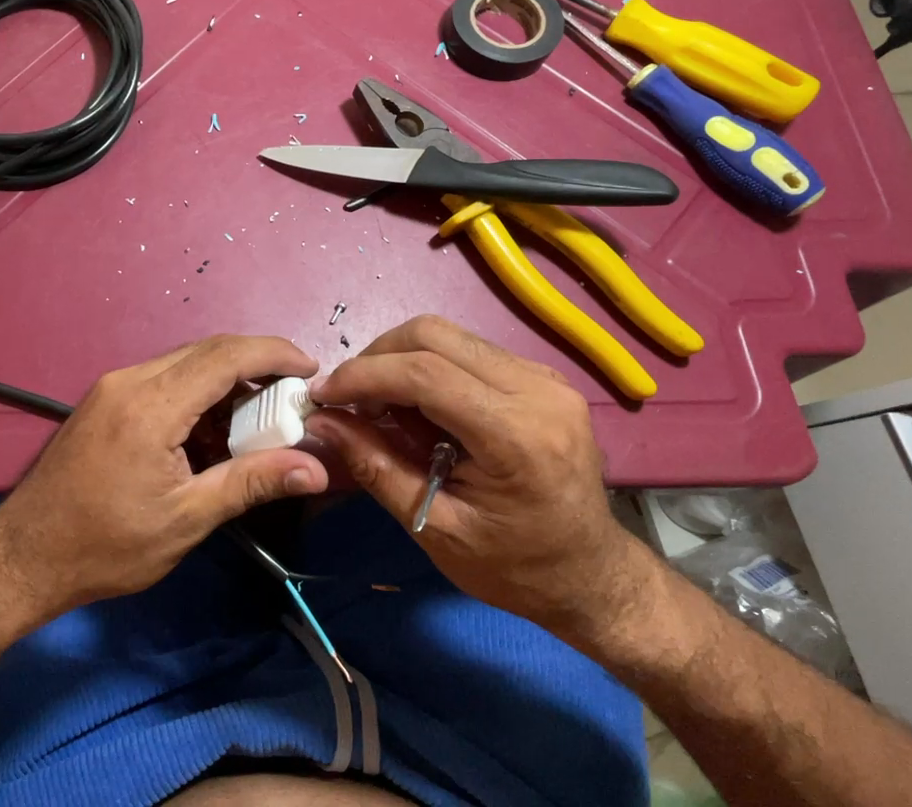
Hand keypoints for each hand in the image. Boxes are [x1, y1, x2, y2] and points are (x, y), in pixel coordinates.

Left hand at [0, 335, 329, 616]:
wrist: (27, 557)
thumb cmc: (107, 546)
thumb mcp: (187, 518)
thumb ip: (251, 482)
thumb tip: (316, 468)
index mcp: (150, 406)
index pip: (225, 356)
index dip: (274, 354)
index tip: (312, 369)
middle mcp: (129, 381)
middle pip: (206, 352)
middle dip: (256, 367)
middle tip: (294, 400)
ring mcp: (112, 388)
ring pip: (184, 364)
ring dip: (226, 383)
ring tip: (260, 422)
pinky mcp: (103, 401)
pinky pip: (162, 381)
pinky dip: (196, 396)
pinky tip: (213, 433)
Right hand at [307, 316, 648, 634]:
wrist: (591, 577)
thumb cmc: (514, 568)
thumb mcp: (433, 526)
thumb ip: (375, 466)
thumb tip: (321, 422)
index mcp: (517, 436)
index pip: (424, 373)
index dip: (362, 376)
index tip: (320, 395)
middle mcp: (537, 390)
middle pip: (433, 335)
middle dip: (375, 358)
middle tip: (347, 399)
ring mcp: (544, 377)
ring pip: (448, 335)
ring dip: (398, 360)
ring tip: (377, 405)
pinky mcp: (540, 377)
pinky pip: (467, 351)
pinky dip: (426, 367)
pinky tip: (414, 406)